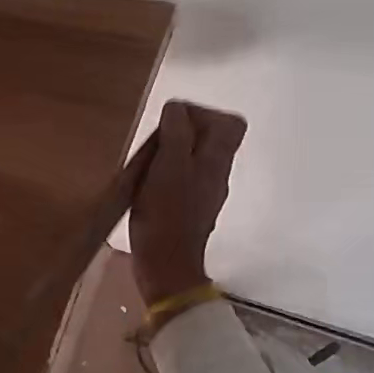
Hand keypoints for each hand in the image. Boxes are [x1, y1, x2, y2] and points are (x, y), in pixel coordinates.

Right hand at [129, 100, 246, 305]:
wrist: (165, 264)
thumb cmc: (166, 213)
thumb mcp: (168, 165)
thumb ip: (176, 133)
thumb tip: (177, 108)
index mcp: (216, 160)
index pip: (229, 123)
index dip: (203, 113)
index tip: (173, 120)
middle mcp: (216, 174)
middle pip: (210, 140)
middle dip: (182, 132)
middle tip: (154, 140)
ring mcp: (204, 194)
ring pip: (193, 159)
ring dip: (170, 152)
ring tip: (144, 160)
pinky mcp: (188, 210)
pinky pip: (181, 178)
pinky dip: (164, 173)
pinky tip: (144, 182)